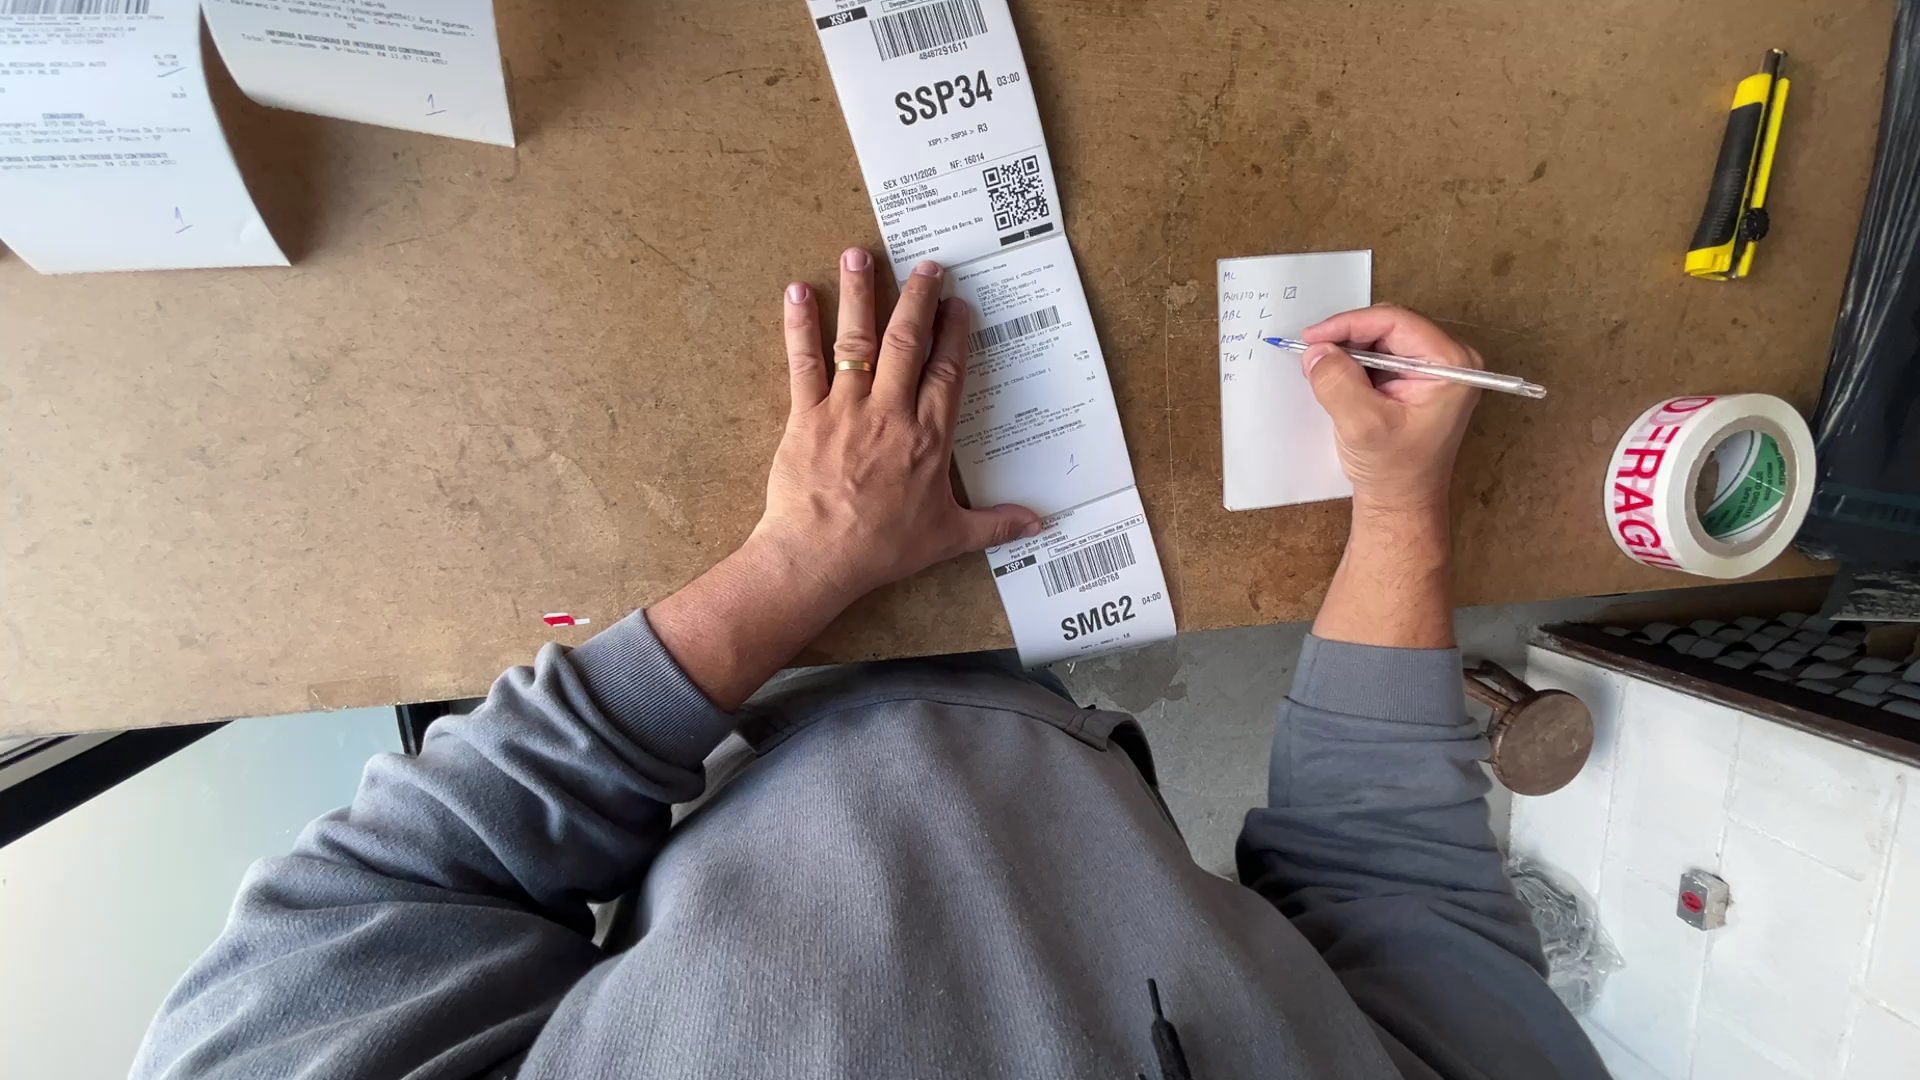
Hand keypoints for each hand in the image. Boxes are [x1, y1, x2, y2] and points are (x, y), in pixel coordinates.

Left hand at [749, 247, 1040, 606]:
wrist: (820, 557)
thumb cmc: (883, 548)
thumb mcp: (947, 538)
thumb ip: (994, 525)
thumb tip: (1039, 526)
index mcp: (928, 438)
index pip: (947, 372)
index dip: (954, 334)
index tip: (958, 305)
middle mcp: (891, 413)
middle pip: (908, 342)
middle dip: (918, 299)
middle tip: (926, 266)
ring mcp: (846, 409)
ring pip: (857, 341)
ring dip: (860, 295)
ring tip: (859, 255)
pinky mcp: (805, 415)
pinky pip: (803, 362)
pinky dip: (800, 326)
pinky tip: (797, 293)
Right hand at [1299, 304, 1482, 517]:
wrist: (1399, 501)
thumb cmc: (1393, 469)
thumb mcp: (1362, 424)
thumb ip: (1338, 383)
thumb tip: (1316, 352)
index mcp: (1451, 365)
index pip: (1396, 322)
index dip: (1349, 324)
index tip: (1312, 337)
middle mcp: (1446, 361)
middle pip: (1388, 327)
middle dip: (1346, 336)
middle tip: (1310, 352)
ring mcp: (1430, 371)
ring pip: (1380, 341)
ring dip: (1345, 350)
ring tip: (1317, 367)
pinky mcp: (1411, 382)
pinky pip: (1377, 358)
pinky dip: (1350, 364)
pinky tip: (1332, 377)